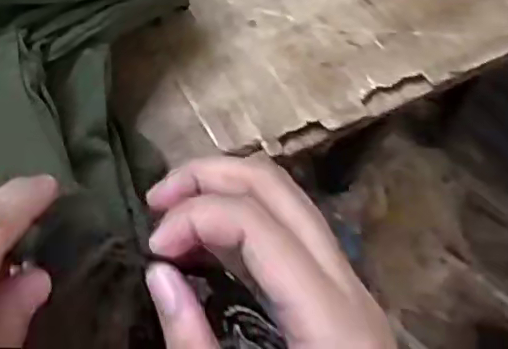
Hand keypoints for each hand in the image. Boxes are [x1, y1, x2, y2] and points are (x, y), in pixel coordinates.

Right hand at [143, 155, 393, 348]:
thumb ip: (194, 344)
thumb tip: (159, 272)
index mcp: (333, 320)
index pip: (253, 220)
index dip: (192, 216)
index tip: (154, 250)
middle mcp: (351, 289)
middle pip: (273, 184)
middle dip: (204, 176)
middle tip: (156, 199)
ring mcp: (353, 290)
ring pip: (285, 194)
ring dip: (222, 186)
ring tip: (175, 207)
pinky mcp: (343, 301)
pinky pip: (290, 224)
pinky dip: (241, 209)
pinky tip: (210, 235)